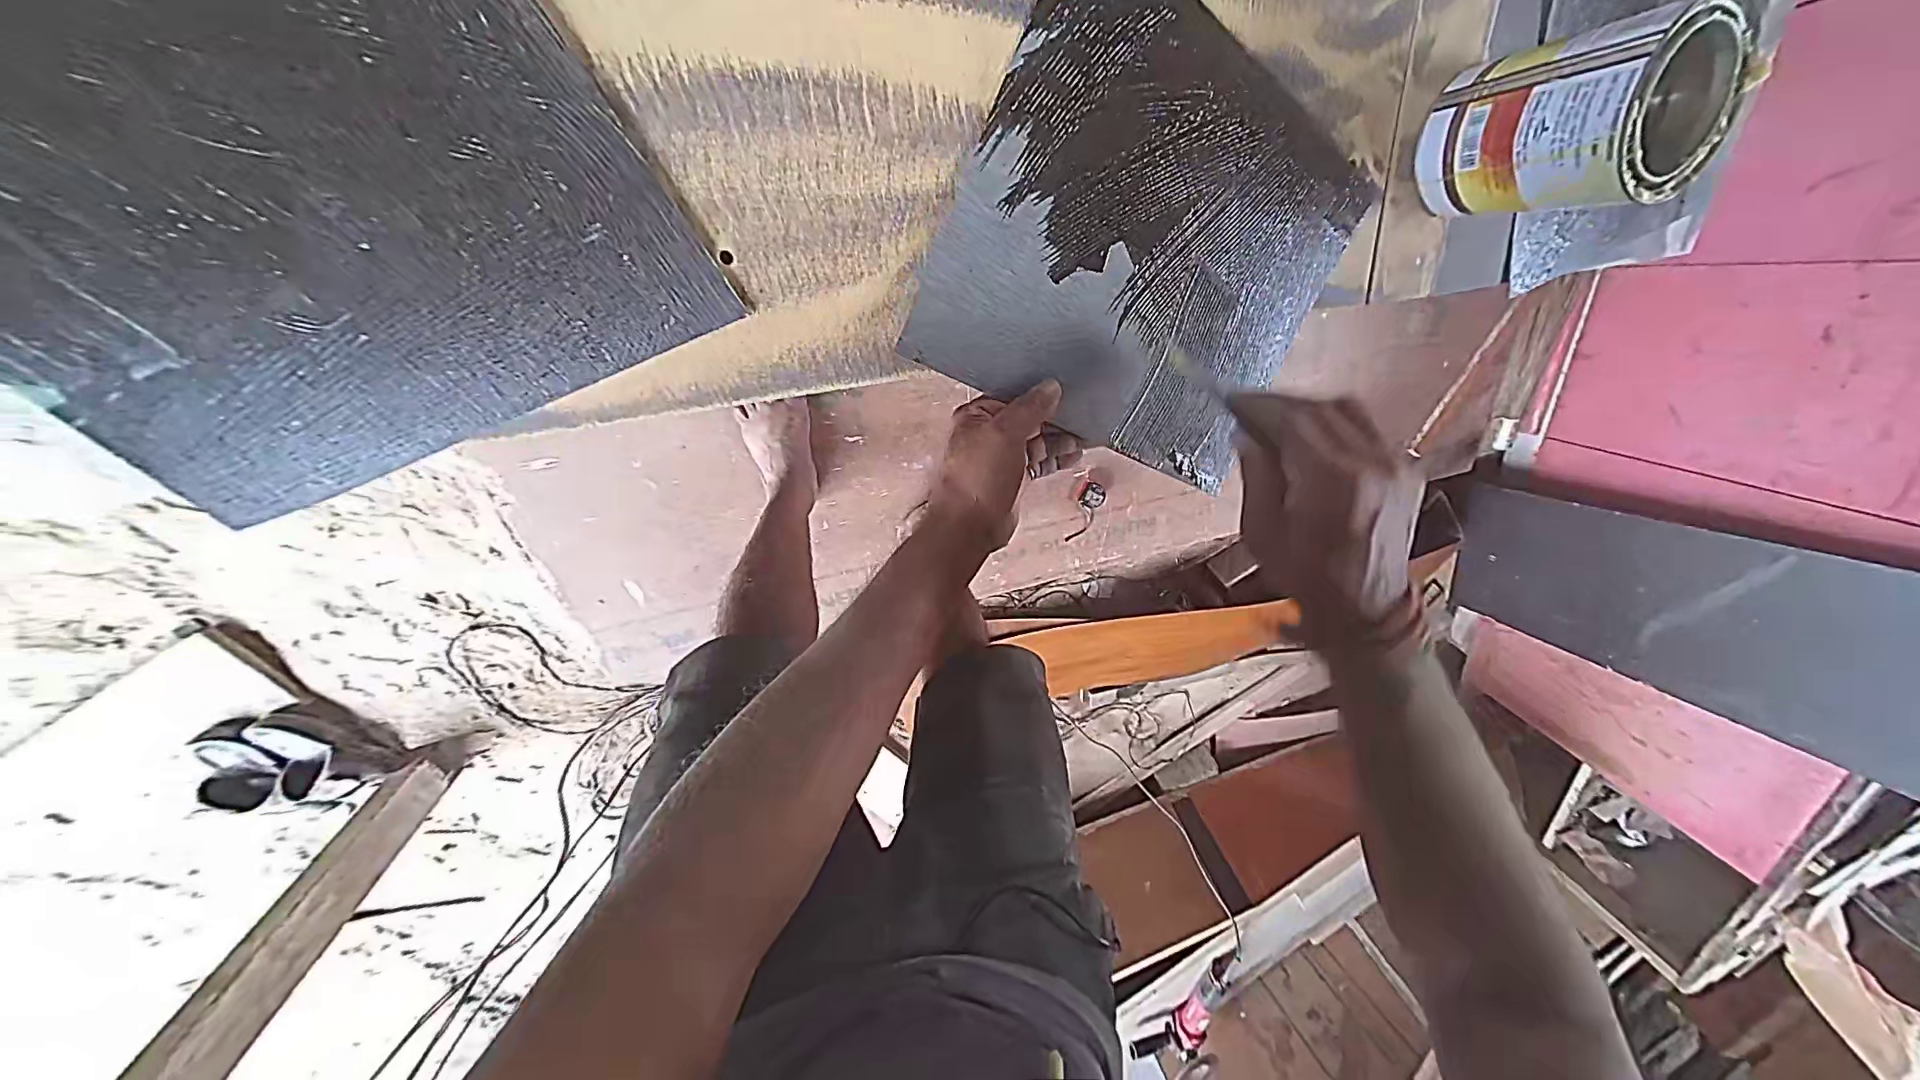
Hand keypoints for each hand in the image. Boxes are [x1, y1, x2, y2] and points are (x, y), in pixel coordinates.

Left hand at [926, 381, 1079, 552]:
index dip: (1038, 394)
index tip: (1062, 392)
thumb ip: (1029, 408)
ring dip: (1059, 439)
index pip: (1013, 396)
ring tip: (1082, 436)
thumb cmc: (974, 481)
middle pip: (1027, 419)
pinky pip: (1039, 461)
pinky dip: (1056, 458)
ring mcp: (1000, 458)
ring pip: (1036, 441)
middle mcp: (987, 435)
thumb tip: (1049, 388)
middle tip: (1079, 415)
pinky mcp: (1012, 478)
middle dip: (1054, 418)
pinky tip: (1073, 454)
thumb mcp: (1005, 432)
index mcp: (976, 416)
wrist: (970, 526)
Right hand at [1232, 394, 1422, 643]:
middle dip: (1278, 404)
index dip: (1257, 405)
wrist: (1364, 607)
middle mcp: (1372, 465)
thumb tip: (1246, 437)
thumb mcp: (1262, 532)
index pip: (1293, 419)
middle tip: (1246, 410)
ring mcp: (1394, 465)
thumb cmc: (1309, 579)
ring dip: (1305, 409)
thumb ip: (1257, 476)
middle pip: (1319, 408)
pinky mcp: (1402, 470)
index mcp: (1333, 482)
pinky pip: (1364, 428)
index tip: (1232, 401)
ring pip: (1345, 410)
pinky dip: (1331, 424)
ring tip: (1274, 421)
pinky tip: (1308, 438)